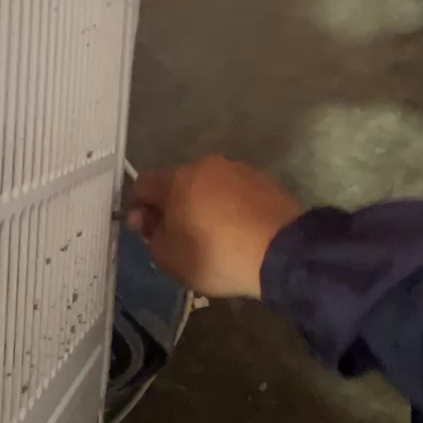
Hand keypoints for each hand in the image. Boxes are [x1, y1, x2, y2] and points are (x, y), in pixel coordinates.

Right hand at [126, 156, 303, 298]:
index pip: (143, 184)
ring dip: (204, 205)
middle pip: (178, 183)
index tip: (148, 232)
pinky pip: (236, 192)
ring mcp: (239, 169)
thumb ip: (150, 234)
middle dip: (174, 206)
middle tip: (181, 238)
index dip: (140, 208)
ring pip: (209, 186)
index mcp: (177, 178)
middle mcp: (206, 165)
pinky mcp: (266, 181)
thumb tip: (146, 218)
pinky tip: (239, 232)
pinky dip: (231, 207)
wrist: (282, 254)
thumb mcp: (169, 257)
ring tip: (215, 236)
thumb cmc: (216, 256)